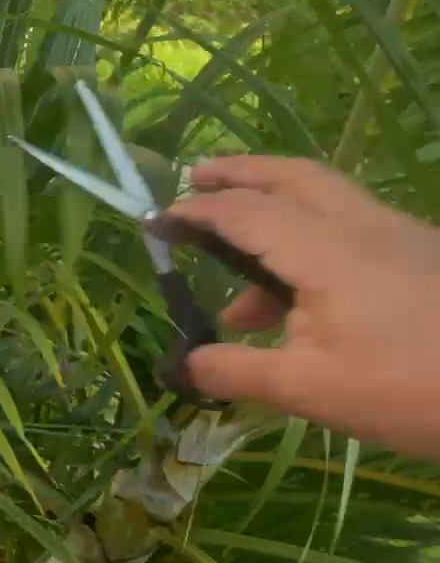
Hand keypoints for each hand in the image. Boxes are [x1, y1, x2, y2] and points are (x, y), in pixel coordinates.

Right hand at [165, 156, 439, 456]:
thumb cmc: (422, 389)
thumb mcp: (313, 390)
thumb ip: (234, 371)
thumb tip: (181, 368)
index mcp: (330, 252)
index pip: (243, 211)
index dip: (192, 211)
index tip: (151, 223)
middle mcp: (369, 232)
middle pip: (296, 177)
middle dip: (239, 171)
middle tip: (194, 176)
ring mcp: (410, 245)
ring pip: (329, 204)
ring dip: (271, 216)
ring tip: (234, 275)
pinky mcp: (432, 265)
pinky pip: (355, 234)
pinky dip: (308, 246)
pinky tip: (298, 306)